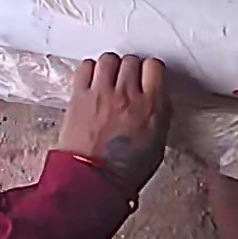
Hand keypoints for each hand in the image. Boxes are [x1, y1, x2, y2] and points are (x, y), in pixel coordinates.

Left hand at [56, 53, 170, 194]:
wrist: (93, 179)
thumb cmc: (125, 169)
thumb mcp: (157, 143)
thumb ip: (157, 115)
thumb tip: (154, 99)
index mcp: (152, 106)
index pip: (154, 66)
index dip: (150, 70)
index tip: (146, 76)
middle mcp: (128, 94)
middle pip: (131, 60)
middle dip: (130, 68)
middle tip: (126, 80)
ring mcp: (102, 93)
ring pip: (109, 59)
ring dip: (110, 66)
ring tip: (108, 78)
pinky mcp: (80, 95)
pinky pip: (86, 67)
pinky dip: (90, 69)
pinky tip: (92, 80)